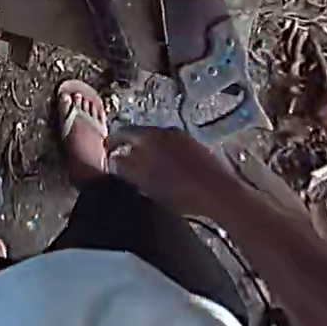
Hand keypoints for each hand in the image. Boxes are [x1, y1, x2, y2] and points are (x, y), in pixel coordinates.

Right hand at [107, 126, 248, 221]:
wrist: (219, 194)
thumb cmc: (179, 190)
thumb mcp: (143, 182)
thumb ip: (124, 168)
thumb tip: (115, 160)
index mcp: (150, 136)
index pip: (123, 131)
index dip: (112, 142)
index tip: (107, 150)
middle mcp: (167, 131)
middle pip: (142, 137)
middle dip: (131, 149)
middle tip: (125, 165)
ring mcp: (185, 139)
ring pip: (160, 144)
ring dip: (150, 155)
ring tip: (147, 174)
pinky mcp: (199, 150)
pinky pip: (175, 151)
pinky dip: (167, 160)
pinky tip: (169, 177)